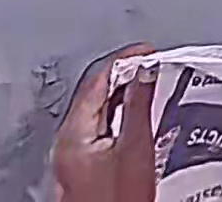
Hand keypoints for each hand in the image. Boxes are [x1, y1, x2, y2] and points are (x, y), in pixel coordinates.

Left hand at [54, 44, 156, 201]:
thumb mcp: (135, 148)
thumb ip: (139, 103)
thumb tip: (146, 69)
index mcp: (73, 134)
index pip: (98, 79)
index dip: (125, 59)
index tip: (149, 52)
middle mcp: (69, 143)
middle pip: (96, 93)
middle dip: (125, 74)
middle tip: (152, 64)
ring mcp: (75, 157)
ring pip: (100, 109)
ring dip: (124, 92)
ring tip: (150, 83)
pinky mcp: (86, 168)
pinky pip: (103, 127)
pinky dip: (121, 112)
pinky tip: (139, 114)